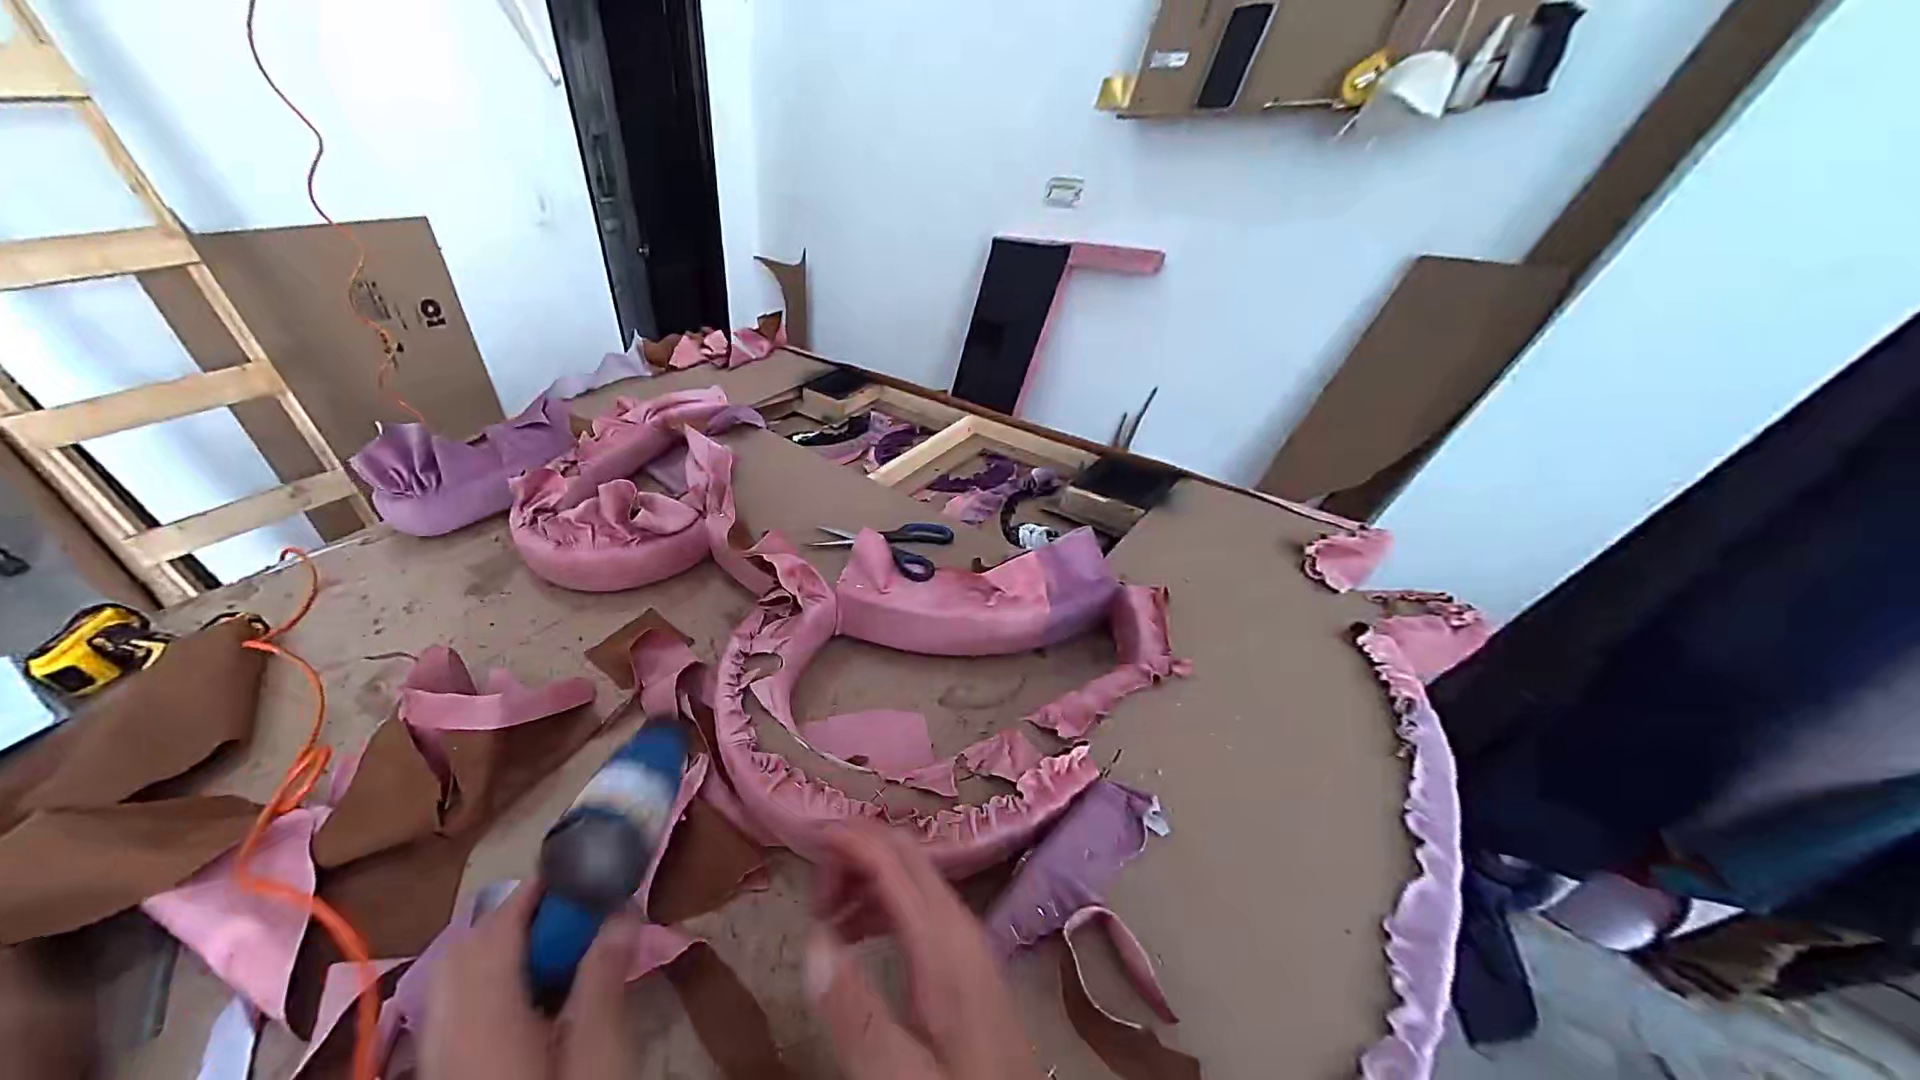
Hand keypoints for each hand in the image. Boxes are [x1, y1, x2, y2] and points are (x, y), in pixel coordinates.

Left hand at [421, 881, 638, 1079]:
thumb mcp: (601, 1055)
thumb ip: (604, 977)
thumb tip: (622, 909)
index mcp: (485, 1020)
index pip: (496, 931)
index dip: (536, 890)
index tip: (583, 870)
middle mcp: (446, 1033)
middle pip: (465, 948)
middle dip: (519, 916)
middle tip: (575, 913)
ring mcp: (436, 1058)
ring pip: (454, 976)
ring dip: (505, 946)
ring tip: (559, 948)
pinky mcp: (441, 1075)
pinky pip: (455, 1005)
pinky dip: (493, 979)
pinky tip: (533, 995)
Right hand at [807, 824, 1044, 1079]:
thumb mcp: (902, 1072)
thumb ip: (856, 1011)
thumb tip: (814, 940)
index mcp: (942, 938)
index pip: (893, 859)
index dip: (850, 838)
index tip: (807, 839)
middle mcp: (956, 919)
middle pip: (903, 852)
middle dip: (854, 852)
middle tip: (813, 891)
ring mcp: (961, 931)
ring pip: (908, 873)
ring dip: (863, 877)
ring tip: (825, 919)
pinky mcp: (960, 948)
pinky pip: (914, 900)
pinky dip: (878, 899)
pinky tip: (854, 934)